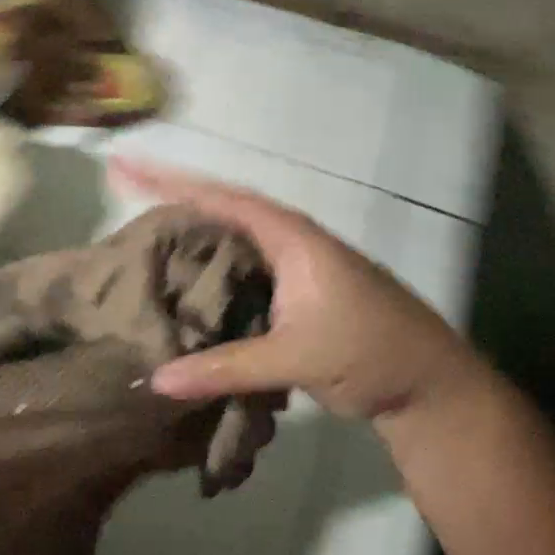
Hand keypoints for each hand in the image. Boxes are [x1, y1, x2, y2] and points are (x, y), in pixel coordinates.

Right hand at [112, 157, 483, 418]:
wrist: (433, 388)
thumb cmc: (373, 356)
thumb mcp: (296, 359)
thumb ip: (225, 368)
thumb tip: (155, 380)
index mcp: (293, 240)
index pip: (222, 199)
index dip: (171, 182)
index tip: (125, 167)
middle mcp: (292, 243)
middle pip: (222, 211)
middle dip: (174, 201)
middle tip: (122, 196)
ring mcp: (296, 267)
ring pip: (231, 241)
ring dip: (191, 237)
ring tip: (142, 238)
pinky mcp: (296, 293)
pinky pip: (240, 269)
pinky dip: (209, 271)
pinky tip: (184, 287)